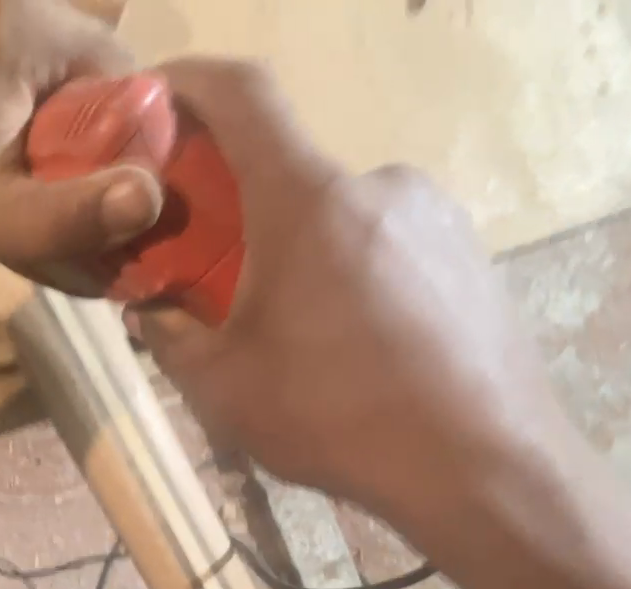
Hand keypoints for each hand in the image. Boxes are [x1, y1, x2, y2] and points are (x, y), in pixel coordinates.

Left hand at [0, 0, 164, 277]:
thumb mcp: (2, 223)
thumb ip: (76, 213)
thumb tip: (150, 196)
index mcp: (19, 21)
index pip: (115, 68)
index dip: (117, 132)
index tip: (89, 181)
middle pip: (87, 53)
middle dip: (85, 116)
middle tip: (49, 174)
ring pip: (58, 48)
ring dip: (57, 102)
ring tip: (24, 154)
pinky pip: (23, 43)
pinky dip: (28, 84)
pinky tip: (6, 128)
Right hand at [135, 59, 581, 525]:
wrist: (480, 466)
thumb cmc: (333, 417)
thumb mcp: (221, 387)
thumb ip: (170, 335)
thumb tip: (150, 309)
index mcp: (308, 201)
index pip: (246, 95)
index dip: (192, 79)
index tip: (154, 95)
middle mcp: (377, 184)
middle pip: (287, 172)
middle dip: (238, 214)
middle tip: (213, 282)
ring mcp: (434, 215)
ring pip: (336, 216)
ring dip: (295, 254)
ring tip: (285, 332)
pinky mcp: (467, 253)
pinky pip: (383, 243)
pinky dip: (345, 273)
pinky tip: (346, 344)